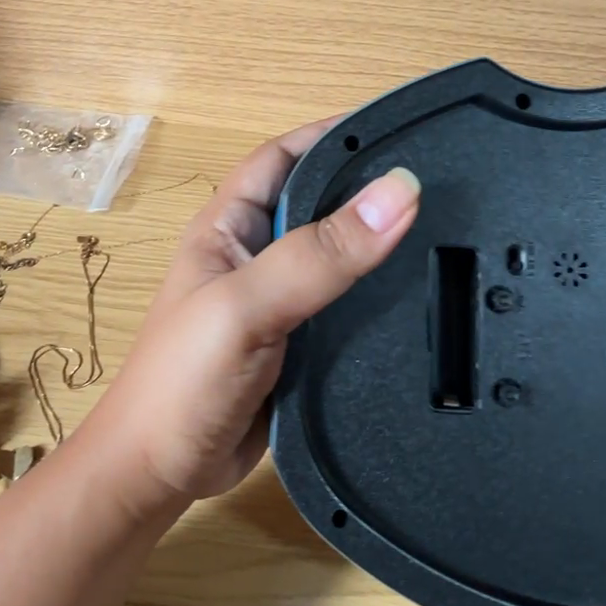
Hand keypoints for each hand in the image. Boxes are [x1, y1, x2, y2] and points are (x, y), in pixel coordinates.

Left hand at [79, 120, 419, 511]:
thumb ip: (319, 254)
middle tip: (440, 183)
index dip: (336, 135)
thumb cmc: (183, 382)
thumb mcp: (248, 307)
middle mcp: (255, 253)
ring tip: (445, 232)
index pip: (285, 155)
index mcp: (229, 225)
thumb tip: (398, 192)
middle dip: (369, 189)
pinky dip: (377, 296)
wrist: (160, 473)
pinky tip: (417, 299)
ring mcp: (277, 300)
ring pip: (336, 256)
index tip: (400, 131)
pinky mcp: (298, 342)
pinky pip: (344, 304)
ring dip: (378, 245)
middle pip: (319, 202)